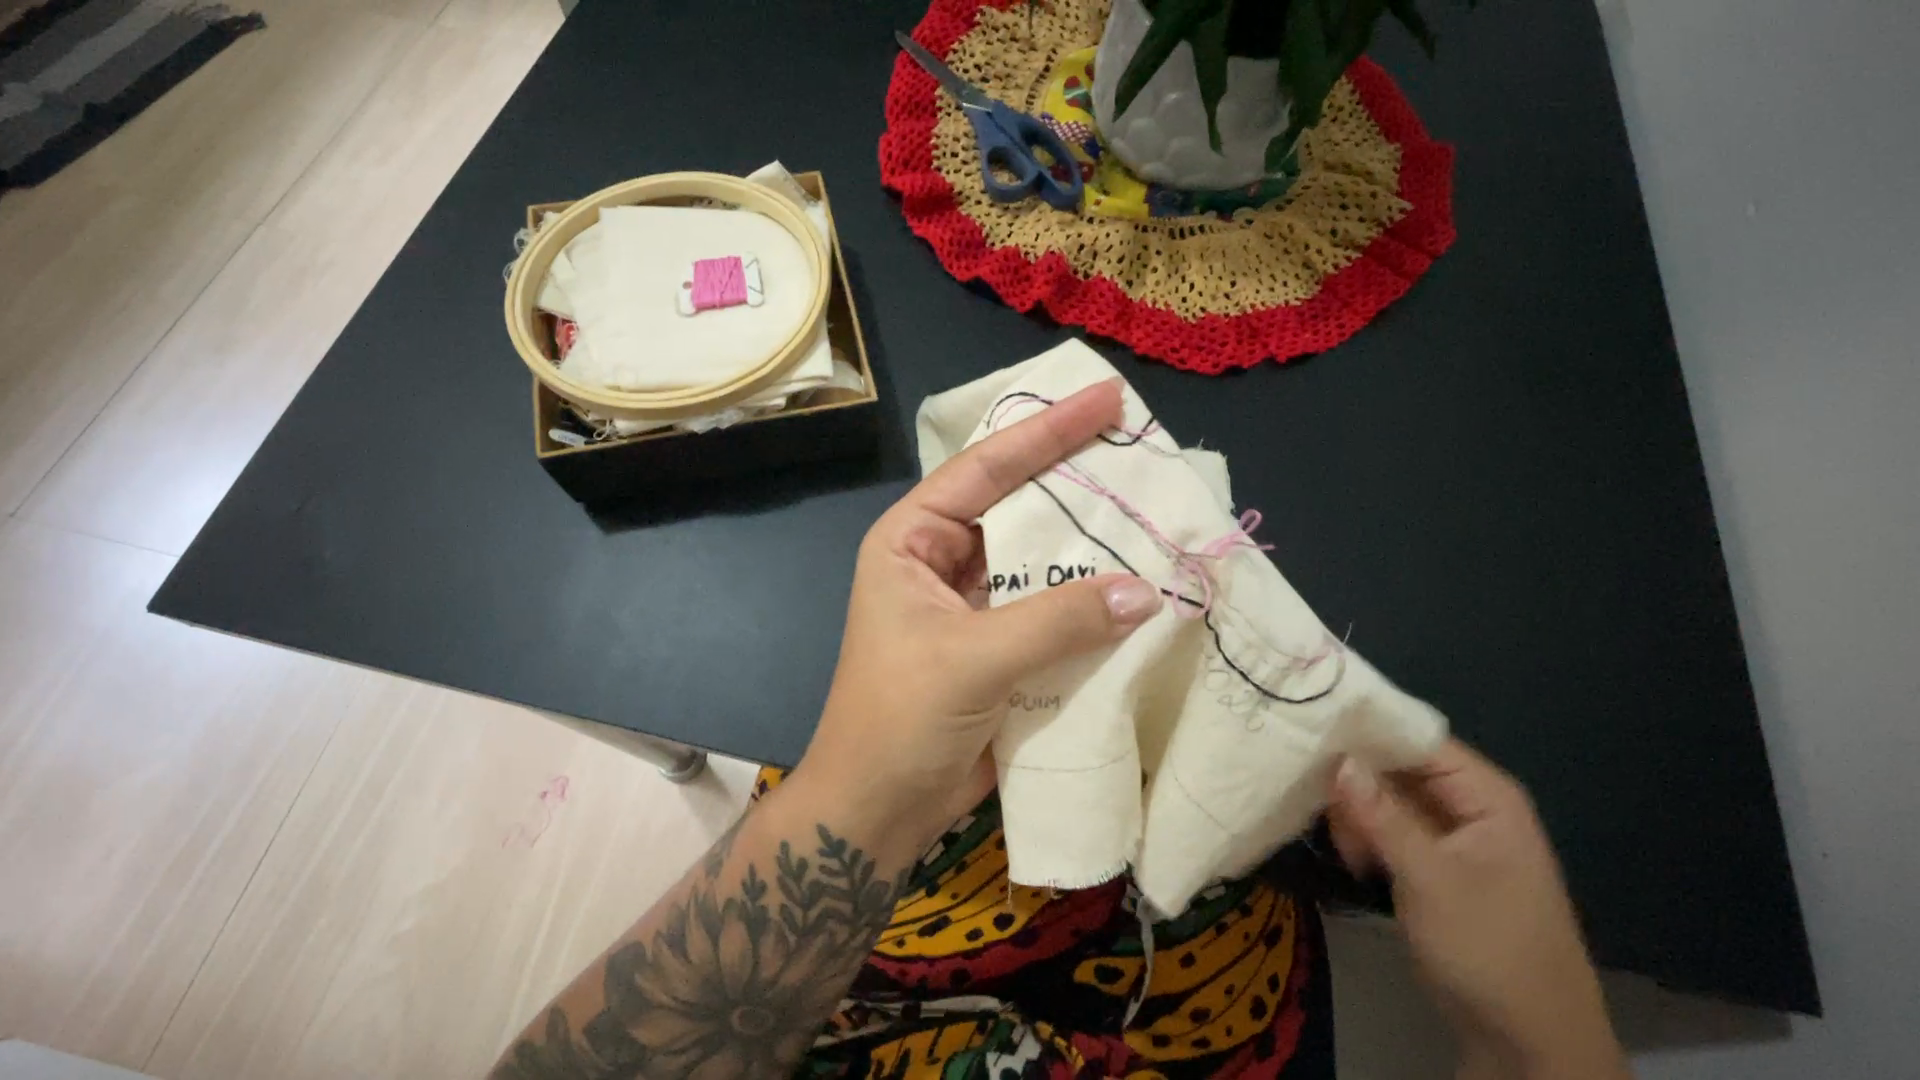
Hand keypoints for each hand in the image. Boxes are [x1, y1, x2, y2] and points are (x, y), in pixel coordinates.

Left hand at [794, 380, 1162, 857]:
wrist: (877, 811)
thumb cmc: (899, 720)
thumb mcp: (973, 660)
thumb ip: (1058, 620)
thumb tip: (1147, 589)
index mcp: (912, 540)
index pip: (985, 468)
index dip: (1046, 431)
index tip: (1107, 399)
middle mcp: (942, 561)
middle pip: (1019, 507)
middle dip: (1077, 483)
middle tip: (1143, 451)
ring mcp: (974, 607)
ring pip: (1041, 561)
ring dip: (1091, 547)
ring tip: (1158, 514)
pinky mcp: (1001, 649)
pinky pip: (1053, 611)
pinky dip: (1092, 602)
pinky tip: (1143, 587)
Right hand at [1329, 741, 1629, 1079]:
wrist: (1528, 1039)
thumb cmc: (1488, 948)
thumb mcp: (1430, 878)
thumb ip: (1382, 816)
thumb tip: (1339, 761)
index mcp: (1485, 795)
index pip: (1417, 738)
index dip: (1367, 728)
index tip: (1310, 727)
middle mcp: (1468, 804)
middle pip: (1397, 766)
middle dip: (1356, 779)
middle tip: (1318, 802)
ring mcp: (1450, 836)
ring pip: (1387, 798)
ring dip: (1358, 814)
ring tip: (1345, 847)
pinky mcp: (1433, 866)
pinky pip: (1390, 830)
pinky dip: (1366, 836)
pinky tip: (1352, 859)